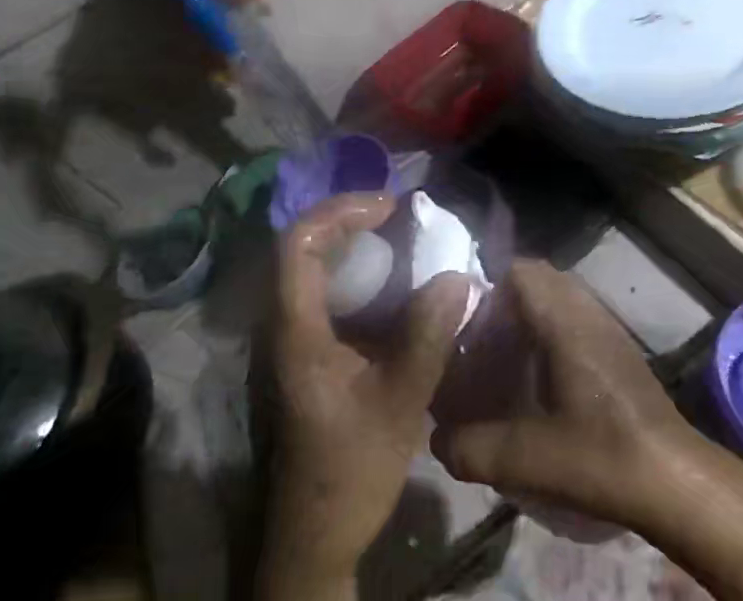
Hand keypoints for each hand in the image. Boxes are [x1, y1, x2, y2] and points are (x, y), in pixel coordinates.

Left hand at [261, 194, 470, 600]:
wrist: (316, 532)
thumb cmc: (350, 469)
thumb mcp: (399, 402)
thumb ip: (428, 336)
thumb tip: (457, 277)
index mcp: (294, 331)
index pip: (297, 245)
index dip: (340, 213)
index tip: (389, 208)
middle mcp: (285, 325)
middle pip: (305, 248)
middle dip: (354, 222)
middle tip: (404, 217)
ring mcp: (295, 339)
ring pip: (319, 270)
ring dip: (361, 248)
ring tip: (410, 242)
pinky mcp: (311, 353)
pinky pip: (334, 296)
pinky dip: (366, 279)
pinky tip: (404, 289)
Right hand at [430, 259, 705, 529]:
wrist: (673, 480)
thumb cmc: (601, 457)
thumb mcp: (524, 459)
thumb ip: (470, 447)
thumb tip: (436, 439)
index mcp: (565, 322)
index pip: (522, 270)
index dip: (489, 286)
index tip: (466, 319)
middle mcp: (588, 312)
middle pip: (539, 279)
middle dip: (506, 300)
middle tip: (482, 339)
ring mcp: (609, 328)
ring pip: (561, 298)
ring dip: (531, 315)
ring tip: (507, 357)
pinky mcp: (620, 350)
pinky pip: (577, 318)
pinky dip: (553, 331)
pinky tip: (542, 378)